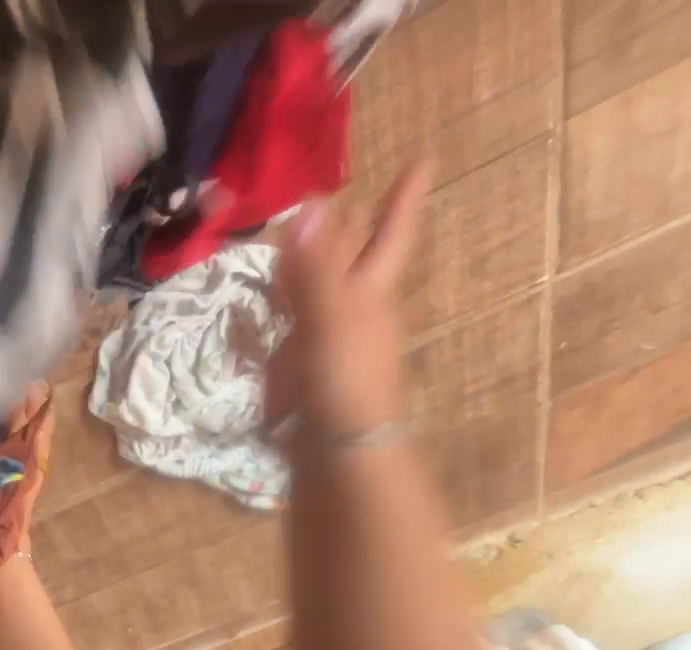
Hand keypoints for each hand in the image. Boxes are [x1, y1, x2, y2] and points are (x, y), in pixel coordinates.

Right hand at [265, 162, 431, 439]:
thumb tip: (309, 204)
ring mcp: (327, 336)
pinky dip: (282, 298)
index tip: (422, 160)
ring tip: (302, 235)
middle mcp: (353, 309)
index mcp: (369, 294)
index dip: (404, 200)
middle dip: (352, 226)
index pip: (389, 236)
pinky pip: (293, 317)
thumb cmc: (344, 380)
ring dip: (314, 260)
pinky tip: (268, 296)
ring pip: (322, 286)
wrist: (336, 447)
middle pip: (356, 258)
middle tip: (343, 195)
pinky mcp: (300, 361)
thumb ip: (315, 267)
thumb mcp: (331, 318)